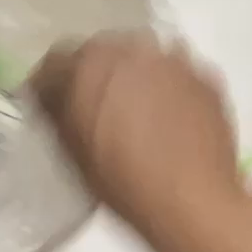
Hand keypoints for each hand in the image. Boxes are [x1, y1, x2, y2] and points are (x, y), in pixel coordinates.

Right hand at [32, 33, 243, 244]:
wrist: (193, 203)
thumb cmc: (123, 184)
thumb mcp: (73, 154)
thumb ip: (55, 112)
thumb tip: (46, 93)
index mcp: (90, 65)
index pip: (56, 59)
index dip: (49, 83)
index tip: (48, 104)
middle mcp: (133, 48)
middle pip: (101, 51)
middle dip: (91, 75)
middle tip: (91, 109)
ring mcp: (175, 59)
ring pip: (139, 58)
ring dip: (129, 77)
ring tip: (130, 113)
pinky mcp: (205, 75)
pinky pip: (173, 72)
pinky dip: (163, 87)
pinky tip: (164, 118)